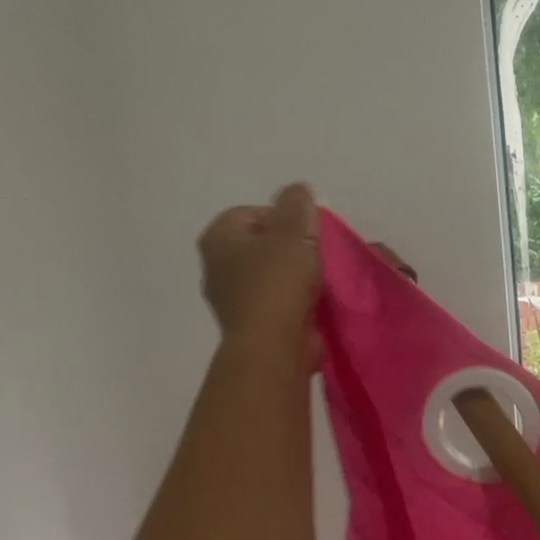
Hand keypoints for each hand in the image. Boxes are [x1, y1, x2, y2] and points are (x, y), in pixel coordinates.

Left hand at [197, 183, 321, 365]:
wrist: (274, 348)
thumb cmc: (277, 285)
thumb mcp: (292, 233)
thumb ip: (296, 206)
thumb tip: (298, 190)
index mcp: (217, 239)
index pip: (251, 213)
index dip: (283, 218)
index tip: (309, 232)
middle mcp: (217, 268)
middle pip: (261, 246)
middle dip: (290, 249)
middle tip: (319, 255)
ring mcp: (233, 302)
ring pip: (270, 277)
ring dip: (295, 278)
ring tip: (323, 281)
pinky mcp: (254, 328)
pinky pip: (278, 305)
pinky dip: (296, 303)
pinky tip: (317, 306)